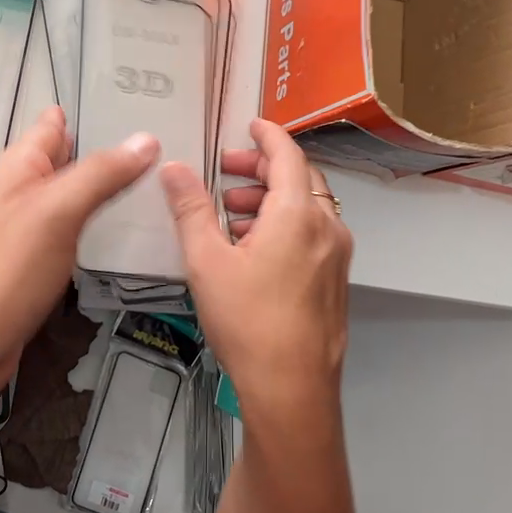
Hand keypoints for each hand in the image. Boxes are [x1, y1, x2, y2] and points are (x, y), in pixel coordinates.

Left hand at [0, 107, 159, 410]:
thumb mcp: (52, 212)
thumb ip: (98, 175)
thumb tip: (145, 139)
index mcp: (15, 168)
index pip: (54, 126)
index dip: (93, 111)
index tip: (144, 101)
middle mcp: (16, 196)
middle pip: (66, 165)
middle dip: (109, 155)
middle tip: (171, 147)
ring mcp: (21, 237)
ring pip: (69, 205)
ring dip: (105, 198)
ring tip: (161, 189)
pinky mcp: (29, 274)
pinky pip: (68, 242)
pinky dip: (95, 236)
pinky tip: (127, 240)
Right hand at [159, 119, 352, 417]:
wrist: (291, 387)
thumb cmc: (247, 320)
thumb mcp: (206, 260)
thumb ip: (190, 208)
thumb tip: (175, 168)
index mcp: (298, 214)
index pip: (288, 155)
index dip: (267, 136)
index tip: (249, 125)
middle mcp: (327, 227)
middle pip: (299, 180)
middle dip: (261, 170)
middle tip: (224, 174)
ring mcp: (336, 256)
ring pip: (306, 209)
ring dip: (269, 201)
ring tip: (228, 214)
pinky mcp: (334, 281)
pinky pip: (311, 235)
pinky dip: (283, 225)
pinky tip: (250, 248)